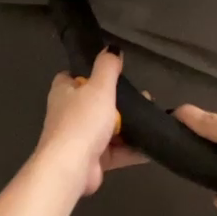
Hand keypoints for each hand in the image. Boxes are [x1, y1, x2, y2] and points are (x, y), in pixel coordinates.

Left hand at [34, 51, 146, 194]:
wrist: (73, 166)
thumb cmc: (83, 120)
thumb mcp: (99, 87)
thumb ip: (107, 67)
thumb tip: (111, 48)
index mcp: (63, 92)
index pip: (73, 76)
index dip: (90, 73)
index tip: (113, 73)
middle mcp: (68, 114)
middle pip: (95, 102)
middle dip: (119, 102)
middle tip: (144, 98)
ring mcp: (80, 138)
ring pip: (108, 128)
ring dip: (129, 126)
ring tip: (152, 118)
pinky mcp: (92, 159)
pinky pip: (116, 151)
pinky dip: (133, 149)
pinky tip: (153, 145)